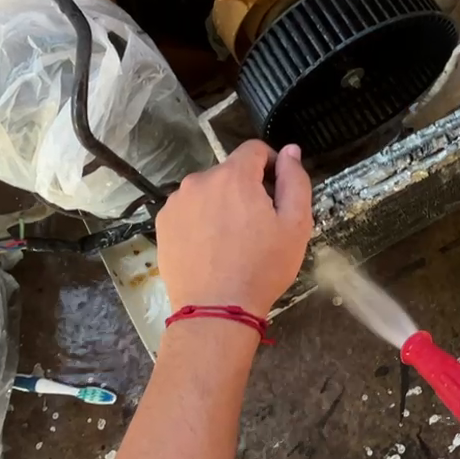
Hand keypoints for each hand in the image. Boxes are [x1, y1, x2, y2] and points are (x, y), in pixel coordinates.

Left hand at [156, 141, 312, 315]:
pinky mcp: (163, 223)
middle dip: (246, 189)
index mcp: (233, 176)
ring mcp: (177, 202)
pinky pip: (189, 210)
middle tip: (258, 226)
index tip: (276, 193)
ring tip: (232, 240)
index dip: (271, 165)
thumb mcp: (295, 225)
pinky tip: (210, 248)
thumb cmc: (262, 268)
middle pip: (230, 172)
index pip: (254, 149)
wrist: (217, 309)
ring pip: (208, 191)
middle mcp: (199, 180)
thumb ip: (295, 180)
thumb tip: (290, 150)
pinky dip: (201, 220)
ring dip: (222, 204)